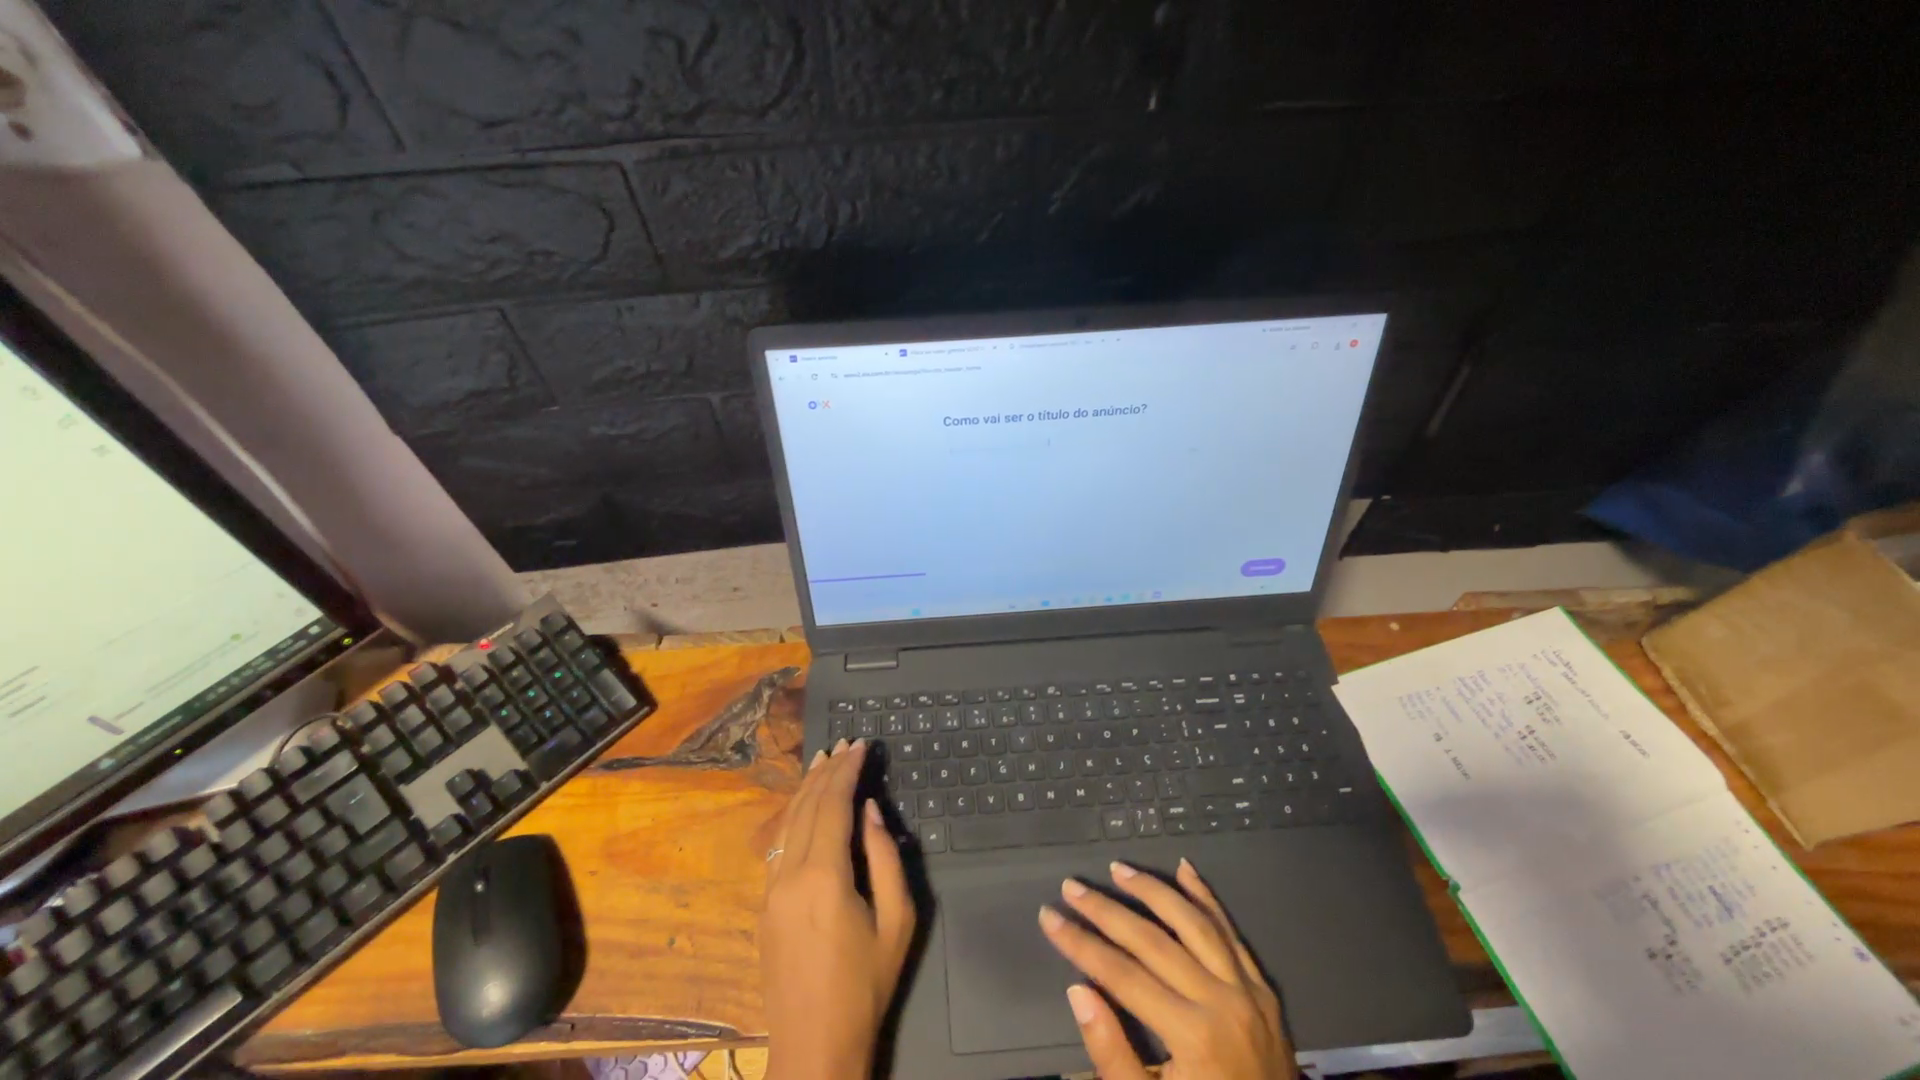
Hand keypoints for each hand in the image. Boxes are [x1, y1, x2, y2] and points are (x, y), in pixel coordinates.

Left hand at [762, 739, 914, 1079]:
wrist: (814, 1043)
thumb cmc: (866, 986)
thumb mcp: (896, 922)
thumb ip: (885, 860)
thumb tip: (870, 811)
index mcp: (824, 877)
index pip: (834, 806)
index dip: (847, 771)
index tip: (862, 744)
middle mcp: (790, 874)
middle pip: (807, 807)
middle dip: (827, 771)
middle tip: (847, 744)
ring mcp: (770, 888)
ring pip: (786, 822)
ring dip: (806, 788)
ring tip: (823, 760)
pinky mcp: (763, 903)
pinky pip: (778, 844)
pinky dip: (792, 815)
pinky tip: (803, 804)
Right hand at [1040, 858, 1294, 1079]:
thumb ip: (1111, 1051)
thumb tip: (1078, 990)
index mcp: (1191, 1033)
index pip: (1121, 974)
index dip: (1081, 943)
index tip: (1049, 917)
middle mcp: (1221, 1000)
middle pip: (1153, 941)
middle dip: (1107, 911)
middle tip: (1073, 886)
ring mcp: (1247, 990)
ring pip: (1195, 924)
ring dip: (1155, 891)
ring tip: (1120, 869)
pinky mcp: (1263, 989)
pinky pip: (1232, 933)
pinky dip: (1208, 899)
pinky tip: (1186, 871)